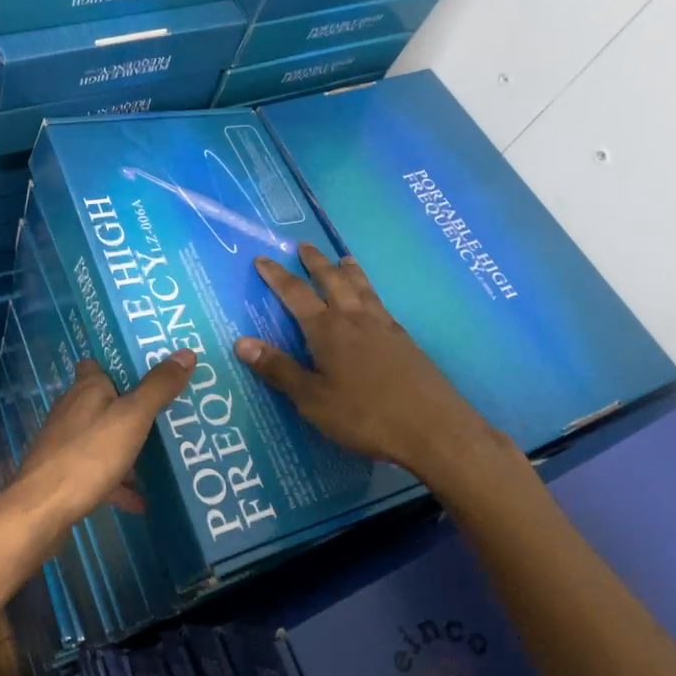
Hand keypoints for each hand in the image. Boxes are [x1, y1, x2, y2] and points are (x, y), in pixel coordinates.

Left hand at [6, 351, 196, 530]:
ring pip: (102, 438)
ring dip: (127, 446)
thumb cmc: (88, 454)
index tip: (147, 369)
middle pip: (103, 402)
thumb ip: (158, 387)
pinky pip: (98, 471)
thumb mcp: (132, 418)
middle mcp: (72, 409)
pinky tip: (140, 500)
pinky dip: (118, 482)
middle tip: (167, 412)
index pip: (96, 365)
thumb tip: (186, 352)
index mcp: (86, 388)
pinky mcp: (64, 473)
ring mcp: (66, 443)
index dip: (118, 365)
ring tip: (161, 456)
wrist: (42, 509)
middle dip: (131, 407)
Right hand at [239, 245, 516, 491]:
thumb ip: (278, 369)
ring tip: (343, 259)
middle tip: (303, 245)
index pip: (296, 294)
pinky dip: (370, 291)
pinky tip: (373, 302)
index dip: (277, 276)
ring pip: (362, 288)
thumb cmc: (365, 416)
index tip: (262, 259)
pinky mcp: (405, 341)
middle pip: (332, 280)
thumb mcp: (312, 400)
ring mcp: (384, 327)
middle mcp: (355, 318)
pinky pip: (381, 303)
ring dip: (349, 271)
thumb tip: (241, 342)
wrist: (434, 429)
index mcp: (327, 330)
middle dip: (315, 262)